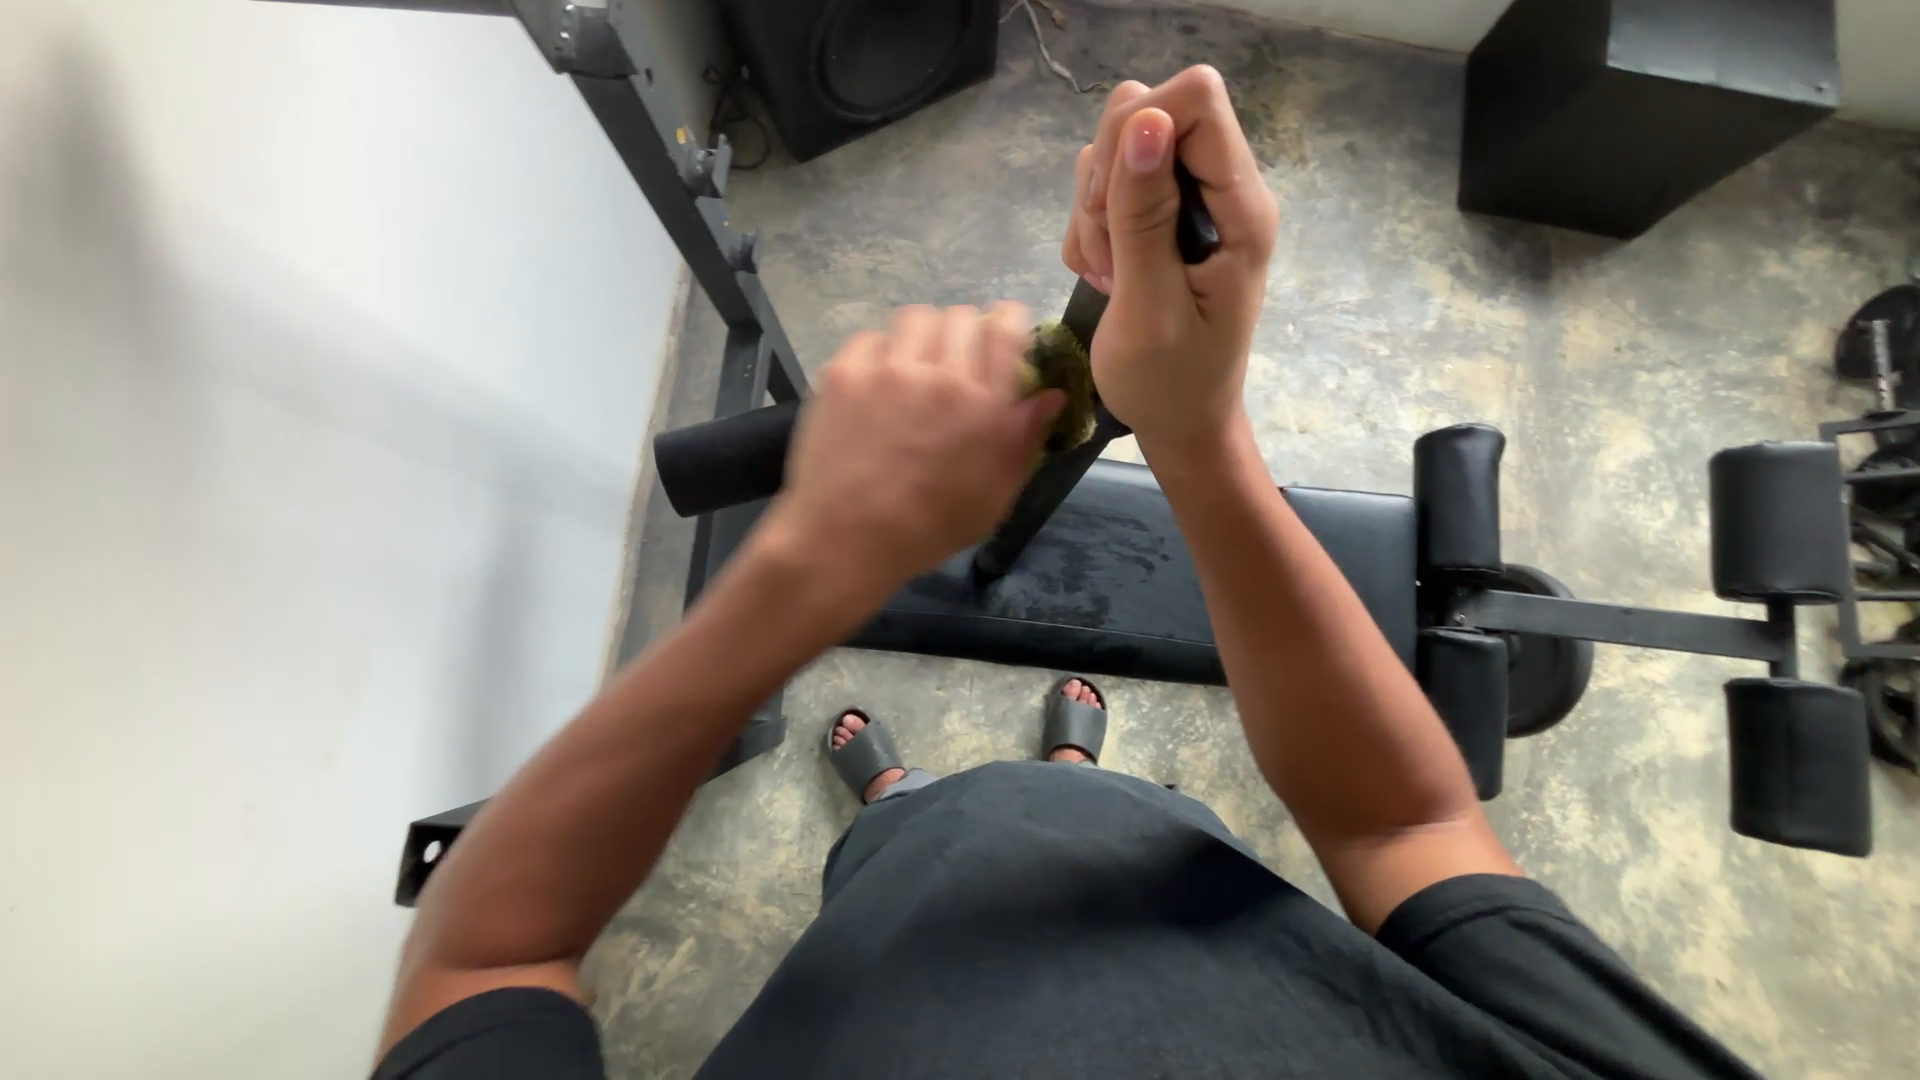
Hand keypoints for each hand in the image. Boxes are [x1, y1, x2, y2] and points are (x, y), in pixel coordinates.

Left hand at [756, 304, 1065, 599]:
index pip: (1007, 329)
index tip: (1004, 334)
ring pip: (917, 318)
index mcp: (987, 406)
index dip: (1010, 322)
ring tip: (914, 369)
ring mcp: (889, 370)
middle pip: (962, 316)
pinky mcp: (844, 373)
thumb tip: (1051, 395)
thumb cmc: (929, 528)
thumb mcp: (995, 497)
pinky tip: (875, 384)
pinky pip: (870, 339)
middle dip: (966, 333)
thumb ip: (1025, 440)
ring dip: (924, 337)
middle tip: (956, 363)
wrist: (845, 538)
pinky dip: (879, 354)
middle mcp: (942, 376)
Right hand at [1061, 66, 1278, 456]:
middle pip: (1146, 116)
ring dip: (1094, 216)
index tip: (1112, 203)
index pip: (1195, 99)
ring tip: (1110, 278)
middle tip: (1110, 252)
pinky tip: (1105, 280)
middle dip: (1107, 182)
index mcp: (1239, 207)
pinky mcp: (1157, 224)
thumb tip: (1144, 121)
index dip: (1139, 132)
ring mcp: (1186, 206)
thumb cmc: (1169, 383)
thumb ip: (1144, 218)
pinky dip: (1090, 235)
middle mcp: (1218, 191)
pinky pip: (1104, 193)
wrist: (1178, 423)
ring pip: (1116, 157)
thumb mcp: (1150, 309)